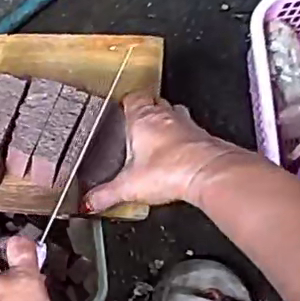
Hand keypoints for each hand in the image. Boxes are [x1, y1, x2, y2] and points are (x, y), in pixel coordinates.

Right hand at [84, 96, 251, 210]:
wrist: (210, 174)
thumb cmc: (172, 168)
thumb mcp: (127, 187)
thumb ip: (104, 195)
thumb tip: (89, 202)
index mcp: (144, 119)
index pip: (134, 98)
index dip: (127, 101)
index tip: (121, 106)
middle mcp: (168, 117)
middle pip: (157, 103)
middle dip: (148, 110)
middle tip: (136, 123)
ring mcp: (190, 127)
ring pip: (176, 116)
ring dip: (168, 124)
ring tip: (156, 139)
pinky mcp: (205, 141)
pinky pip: (191, 135)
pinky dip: (183, 142)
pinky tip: (175, 158)